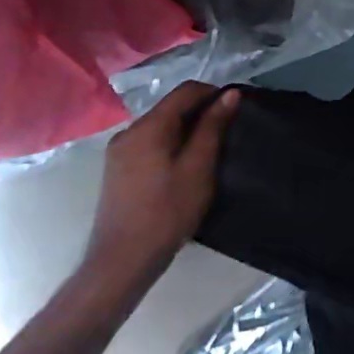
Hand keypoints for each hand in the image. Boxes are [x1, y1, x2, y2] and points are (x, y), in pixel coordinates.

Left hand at [83, 82, 240, 287]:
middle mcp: (128, 132)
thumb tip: (229, 94)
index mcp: (147, 128)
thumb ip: (213, 127)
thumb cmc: (167, 212)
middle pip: (171, 107)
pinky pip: (150, 142)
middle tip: (227, 133)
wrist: (122, 261)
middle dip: (201, 112)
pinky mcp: (117, 169)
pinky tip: (185, 166)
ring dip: (187, 129)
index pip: (185, 91)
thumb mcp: (198, 167)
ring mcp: (119, 152)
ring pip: (161, 126)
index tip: (235, 111)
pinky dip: (171, 143)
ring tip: (209, 151)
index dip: (214, 94)